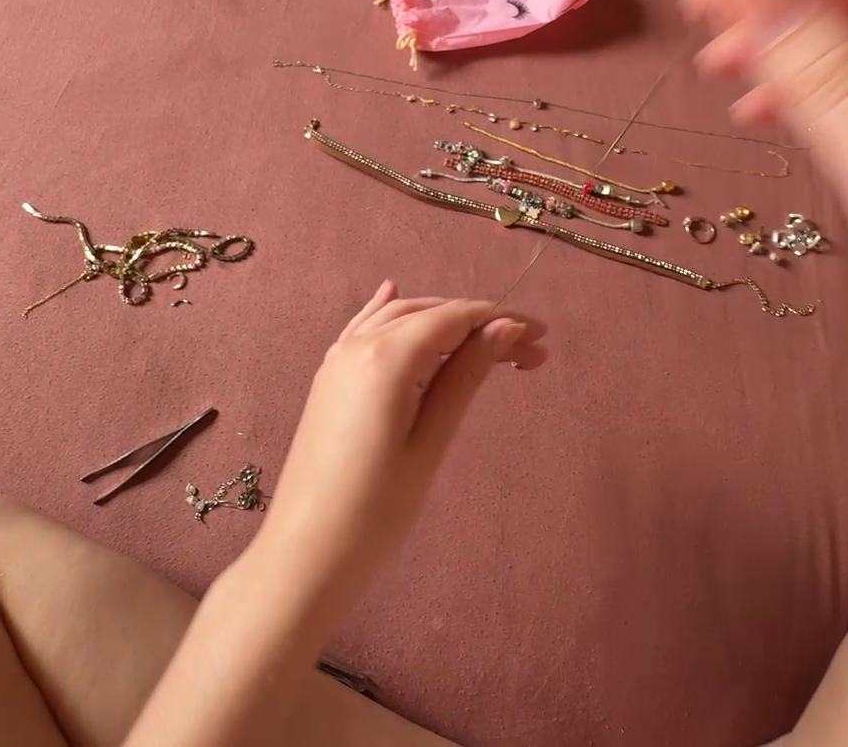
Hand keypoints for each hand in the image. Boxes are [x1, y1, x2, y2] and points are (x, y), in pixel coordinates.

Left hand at [254, 281, 546, 610]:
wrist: (305, 555)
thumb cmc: (377, 510)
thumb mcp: (431, 441)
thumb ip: (466, 376)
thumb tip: (505, 326)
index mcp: (387, 357)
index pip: (456, 318)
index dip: (502, 321)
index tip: (542, 339)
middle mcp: (359, 344)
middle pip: (432, 314)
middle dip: (481, 325)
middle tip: (528, 355)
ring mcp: (338, 358)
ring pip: (401, 317)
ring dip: (446, 323)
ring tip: (487, 344)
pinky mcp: (329, 378)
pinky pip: (364, 327)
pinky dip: (390, 311)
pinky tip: (394, 292)